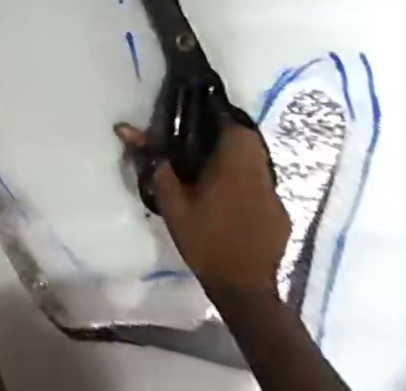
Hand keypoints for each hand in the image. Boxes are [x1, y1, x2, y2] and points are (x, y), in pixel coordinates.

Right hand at [116, 119, 288, 298]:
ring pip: (259, 163)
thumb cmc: (204, 239)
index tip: (200, 116)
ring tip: (213, 165)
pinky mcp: (281, 217)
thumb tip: (124, 128)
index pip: (237, 128)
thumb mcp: (171, 201)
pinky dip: (248, 182)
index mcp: (234, 168)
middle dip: (230, 134)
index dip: (221, 116)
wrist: (243, 289)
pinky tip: (229, 198)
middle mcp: (259, 177)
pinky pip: (263, 187)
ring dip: (240, 157)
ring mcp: (274, 198)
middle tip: (202, 138)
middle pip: (251, 142)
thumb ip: (154, 162)